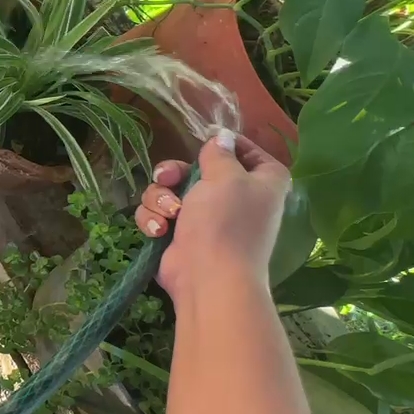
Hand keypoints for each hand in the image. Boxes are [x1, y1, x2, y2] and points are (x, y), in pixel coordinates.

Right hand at [135, 128, 289, 306]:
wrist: (208, 276)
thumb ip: (219, 154)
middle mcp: (234, 197)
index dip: (224, 144)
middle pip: (195, 168)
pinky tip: (160, 231)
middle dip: (174, 173)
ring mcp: (204, 217)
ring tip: (168, 215)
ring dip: (160, 199)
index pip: (246, 151)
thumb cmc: (225, 222)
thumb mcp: (225, 178)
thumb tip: (221, 136)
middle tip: (168, 179)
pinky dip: (154, 220)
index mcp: (260, 182)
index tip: (203, 140)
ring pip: (168, 189)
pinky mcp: (178, 233)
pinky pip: (156, 213)